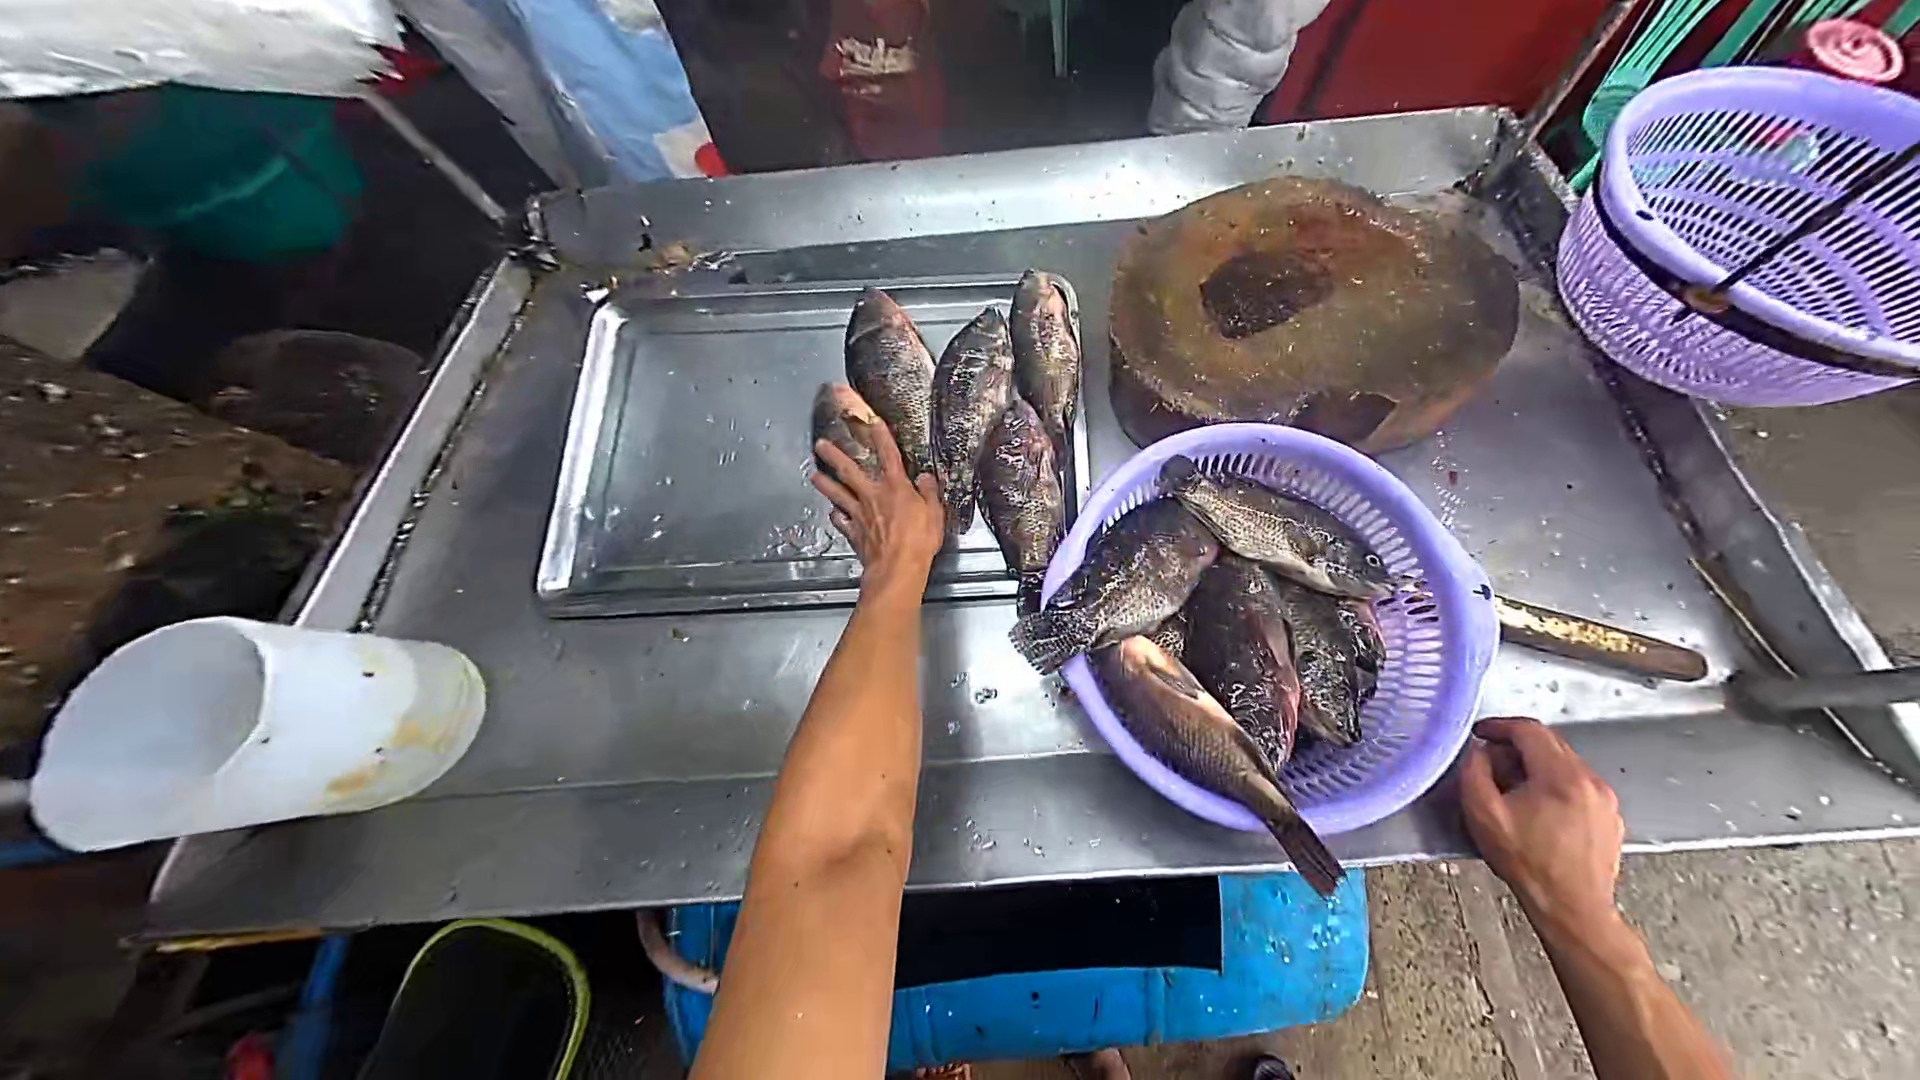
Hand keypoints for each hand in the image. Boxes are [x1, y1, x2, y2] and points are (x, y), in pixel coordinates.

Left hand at [812, 420, 942, 601]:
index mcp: (896, 488)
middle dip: (834, 456)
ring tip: (814, 475)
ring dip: (825, 484)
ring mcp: (860, 514)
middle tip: (821, 445)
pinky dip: (836, 516)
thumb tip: (925, 477)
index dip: (881, 437)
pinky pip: (842, 521)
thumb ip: (928, 493)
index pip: (889, 456)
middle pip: (849, 471)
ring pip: (838, 494)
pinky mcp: (854, 533)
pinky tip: (832, 514)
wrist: (897, 568)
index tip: (873, 421)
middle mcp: (873, 496)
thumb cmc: (919, 541)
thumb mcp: (934, 513)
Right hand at [1461, 717, 1623, 938]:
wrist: (1571, 906)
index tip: (1478, 733)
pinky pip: (1576, 782)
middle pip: (1549, 742)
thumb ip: (1475, 769)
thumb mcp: (1481, 810)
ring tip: (1507, 785)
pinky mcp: (1610, 816)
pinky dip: (1550, 780)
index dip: (1498, 725)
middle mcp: (1592, 783)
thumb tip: (1481, 751)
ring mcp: (1606, 800)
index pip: (1530, 730)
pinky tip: (1532, 803)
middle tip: (1488, 760)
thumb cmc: (1524, 859)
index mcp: (1563, 778)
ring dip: (1531, 763)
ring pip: (1563, 761)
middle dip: (1514, 744)